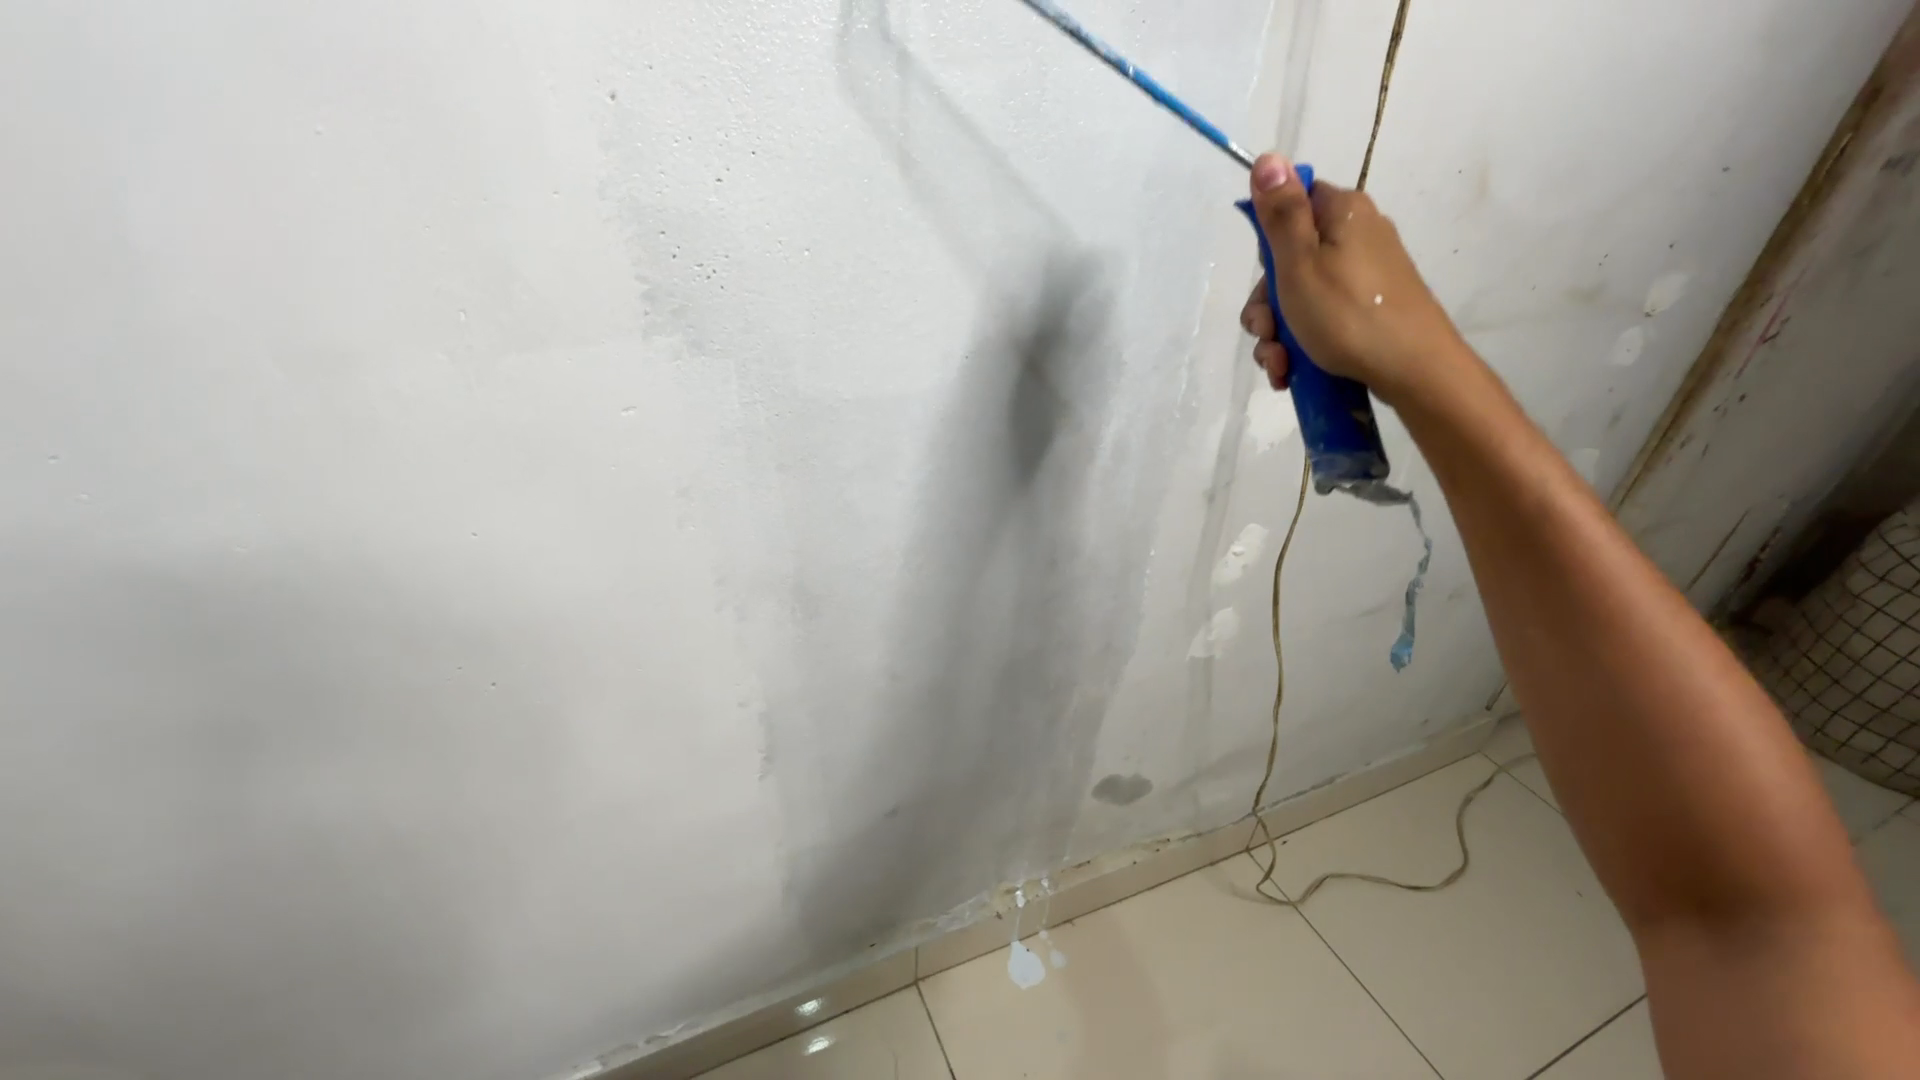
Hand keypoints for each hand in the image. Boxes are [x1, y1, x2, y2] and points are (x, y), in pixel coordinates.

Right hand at [1238, 154, 1469, 405]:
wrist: (1412, 368)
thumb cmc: (1348, 314)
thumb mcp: (1299, 263)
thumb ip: (1280, 213)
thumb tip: (1268, 157)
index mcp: (1342, 213)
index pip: (1291, 205)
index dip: (1268, 244)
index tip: (1267, 276)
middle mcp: (1356, 235)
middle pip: (1288, 260)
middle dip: (1267, 306)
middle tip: (1267, 334)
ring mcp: (1364, 274)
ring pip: (1298, 297)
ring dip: (1278, 334)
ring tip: (1279, 364)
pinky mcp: (1368, 308)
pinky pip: (1320, 318)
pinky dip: (1300, 345)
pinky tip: (1290, 371)